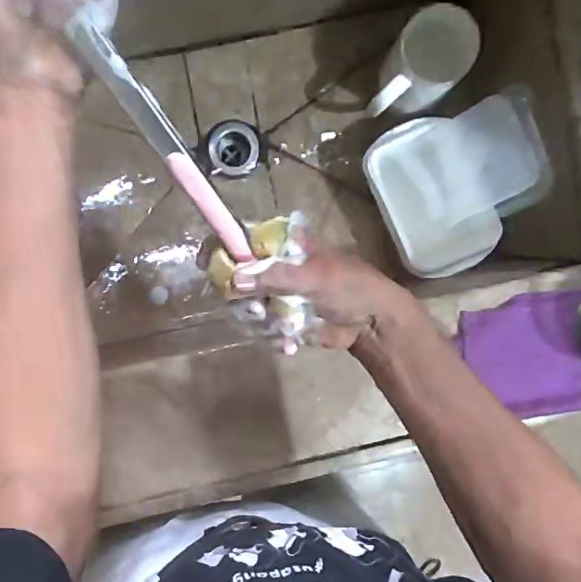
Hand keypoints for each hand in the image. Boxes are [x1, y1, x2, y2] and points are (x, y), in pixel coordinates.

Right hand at [232, 247, 416, 350]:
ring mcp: (274, 295)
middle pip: (235, 279)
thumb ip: (276, 276)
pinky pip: (261, 330)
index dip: (221, 248)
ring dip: (262, 322)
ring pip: (245, 309)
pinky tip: (291, 342)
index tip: (207, 264)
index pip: (240, 239)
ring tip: (285, 328)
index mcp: (282, 246)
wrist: (373, 323)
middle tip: (257, 310)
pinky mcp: (279, 320)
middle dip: (244, 300)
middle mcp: (272, 268)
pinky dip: (274, 337)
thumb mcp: (316, 277)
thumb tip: (236, 279)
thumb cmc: (351, 287)